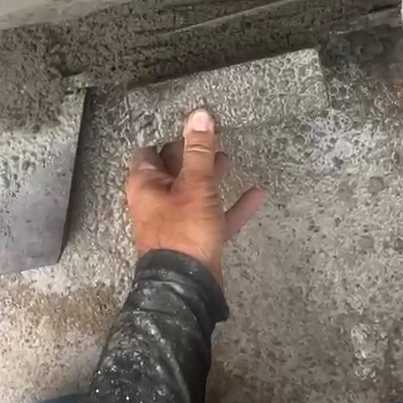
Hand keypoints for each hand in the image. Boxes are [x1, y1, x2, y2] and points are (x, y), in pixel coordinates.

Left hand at [125, 109, 265, 286]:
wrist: (187, 288)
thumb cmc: (183, 232)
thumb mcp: (195, 185)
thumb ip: (199, 150)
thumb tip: (200, 114)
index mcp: (146, 184)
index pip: (150, 150)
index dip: (168, 135)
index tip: (189, 123)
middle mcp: (156, 201)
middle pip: (173, 169)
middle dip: (192, 154)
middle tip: (211, 136)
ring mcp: (176, 221)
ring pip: (194, 191)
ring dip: (211, 176)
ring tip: (229, 159)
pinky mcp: (195, 238)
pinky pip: (214, 215)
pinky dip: (232, 205)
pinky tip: (255, 194)